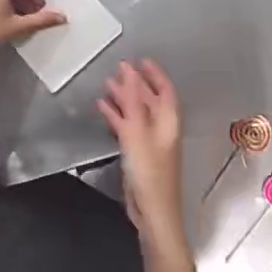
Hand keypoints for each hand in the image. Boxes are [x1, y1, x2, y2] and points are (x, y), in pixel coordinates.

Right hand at [97, 60, 184, 241]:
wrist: (152, 211)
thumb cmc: (149, 171)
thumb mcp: (138, 131)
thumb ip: (132, 100)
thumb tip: (129, 71)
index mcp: (168, 120)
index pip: (164, 89)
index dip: (154, 73)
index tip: (140, 60)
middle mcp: (162, 128)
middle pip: (149, 99)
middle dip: (135, 84)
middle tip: (118, 69)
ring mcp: (150, 141)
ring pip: (137, 112)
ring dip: (124, 98)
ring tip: (107, 84)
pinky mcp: (138, 154)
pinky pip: (128, 127)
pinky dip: (117, 116)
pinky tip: (103, 109)